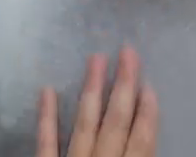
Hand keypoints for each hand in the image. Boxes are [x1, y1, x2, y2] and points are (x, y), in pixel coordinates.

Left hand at [37, 46, 158, 156]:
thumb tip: (145, 137)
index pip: (141, 144)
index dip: (147, 115)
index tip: (149, 83)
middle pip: (115, 124)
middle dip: (123, 87)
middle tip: (128, 51)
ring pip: (84, 125)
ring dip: (92, 90)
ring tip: (96, 57)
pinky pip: (46, 145)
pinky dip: (47, 118)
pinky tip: (47, 90)